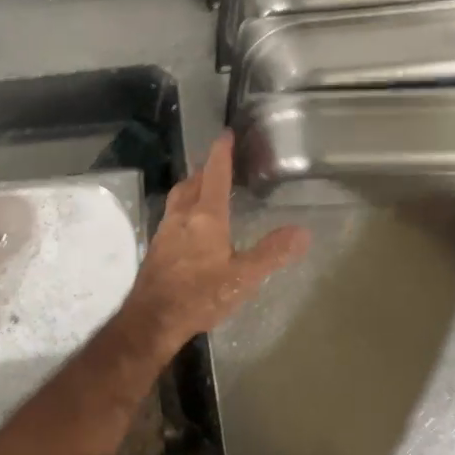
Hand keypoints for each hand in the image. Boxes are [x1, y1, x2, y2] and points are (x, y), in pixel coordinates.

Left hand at [119, 131, 309, 353]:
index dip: (221, 153)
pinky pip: (172, 216)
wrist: (151, 319)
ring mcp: (165, 231)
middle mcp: (182, 216)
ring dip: (192, 186)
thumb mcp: (242, 278)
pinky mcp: (157, 248)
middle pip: (192, 182)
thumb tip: (303, 231)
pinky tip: (189, 224)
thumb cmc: (198, 296)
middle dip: (205, 168)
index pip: (214, 174)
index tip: (226, 134)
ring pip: (179, 198)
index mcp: (205, 216)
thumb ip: (271, 253)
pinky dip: (184, 208)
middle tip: (219, 161)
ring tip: (204, 187)